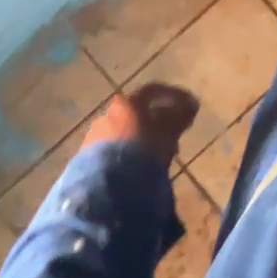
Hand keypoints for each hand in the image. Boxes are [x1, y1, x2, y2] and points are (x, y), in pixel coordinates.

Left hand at [83, 83, 198, 163]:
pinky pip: (113, 149)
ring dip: (142, 138)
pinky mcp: (85, 159)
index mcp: (127, 103)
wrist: (104, 187)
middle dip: (158, 120)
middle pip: (138, 111)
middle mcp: (108, 114)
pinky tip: (137, 166)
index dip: (174, 96)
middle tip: (174, 133)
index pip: (154, 91)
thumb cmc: (142, 151)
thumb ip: (180, 116)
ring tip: (157, 155)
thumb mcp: (168, 132)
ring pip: (124, 131)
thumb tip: (191, 105)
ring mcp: (94, 136)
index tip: (189, 105)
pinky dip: (128, 152)